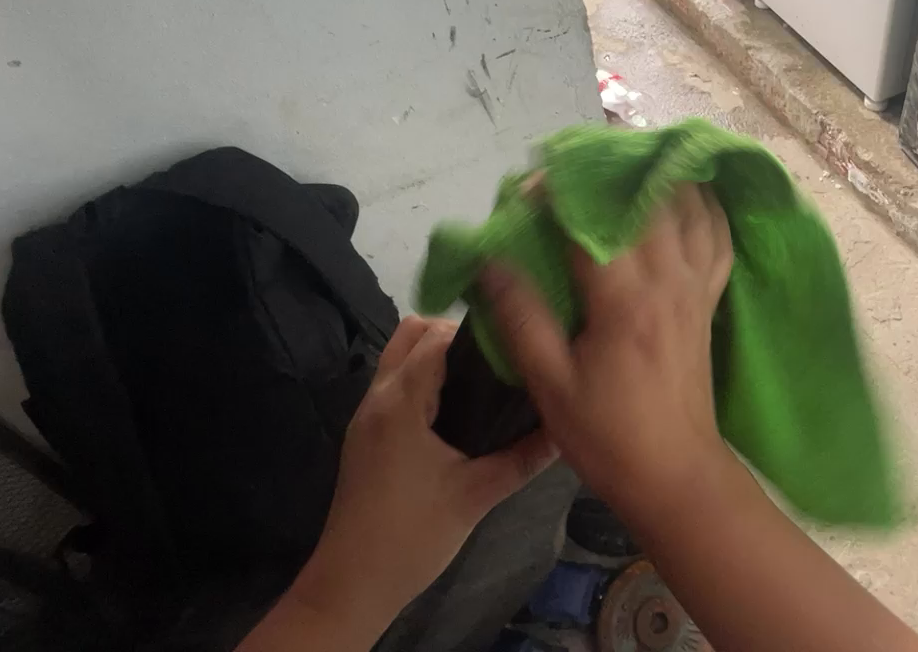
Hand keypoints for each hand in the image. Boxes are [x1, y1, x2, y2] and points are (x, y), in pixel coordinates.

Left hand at [285, 317, 557, 640]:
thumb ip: (524, 457)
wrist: (351, 587)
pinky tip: (455, 403)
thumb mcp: (477, 495)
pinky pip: (395, 378)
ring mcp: (367, 413)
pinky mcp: (365, 432)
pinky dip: (423, 373)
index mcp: (402, 402)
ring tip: (478, 376)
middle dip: (453, 333)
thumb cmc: (412, 536)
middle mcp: (379, 396)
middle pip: (411, 331)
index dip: (476, 332)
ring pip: (399, 353)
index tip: (512, 343)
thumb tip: (566, 429)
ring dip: (435, 352)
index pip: (437, 337)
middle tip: (493, 358)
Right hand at [482, 183, 733, 520]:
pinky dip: (707, 207)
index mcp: (623, 298)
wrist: (675, 472)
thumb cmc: (607, 433)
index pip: (590, 223)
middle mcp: (667, 278)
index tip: (533, 182)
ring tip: (634, 156)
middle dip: (615, 168)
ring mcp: (696, 285)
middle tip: (583, 155)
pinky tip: (692, 191)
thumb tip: (490, 260)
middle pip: (648, 200)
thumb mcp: (550, 383)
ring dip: (664, 176)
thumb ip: (522, 317)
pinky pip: (718, 238)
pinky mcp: (709, 299)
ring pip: (691, 208)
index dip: (561, 194)